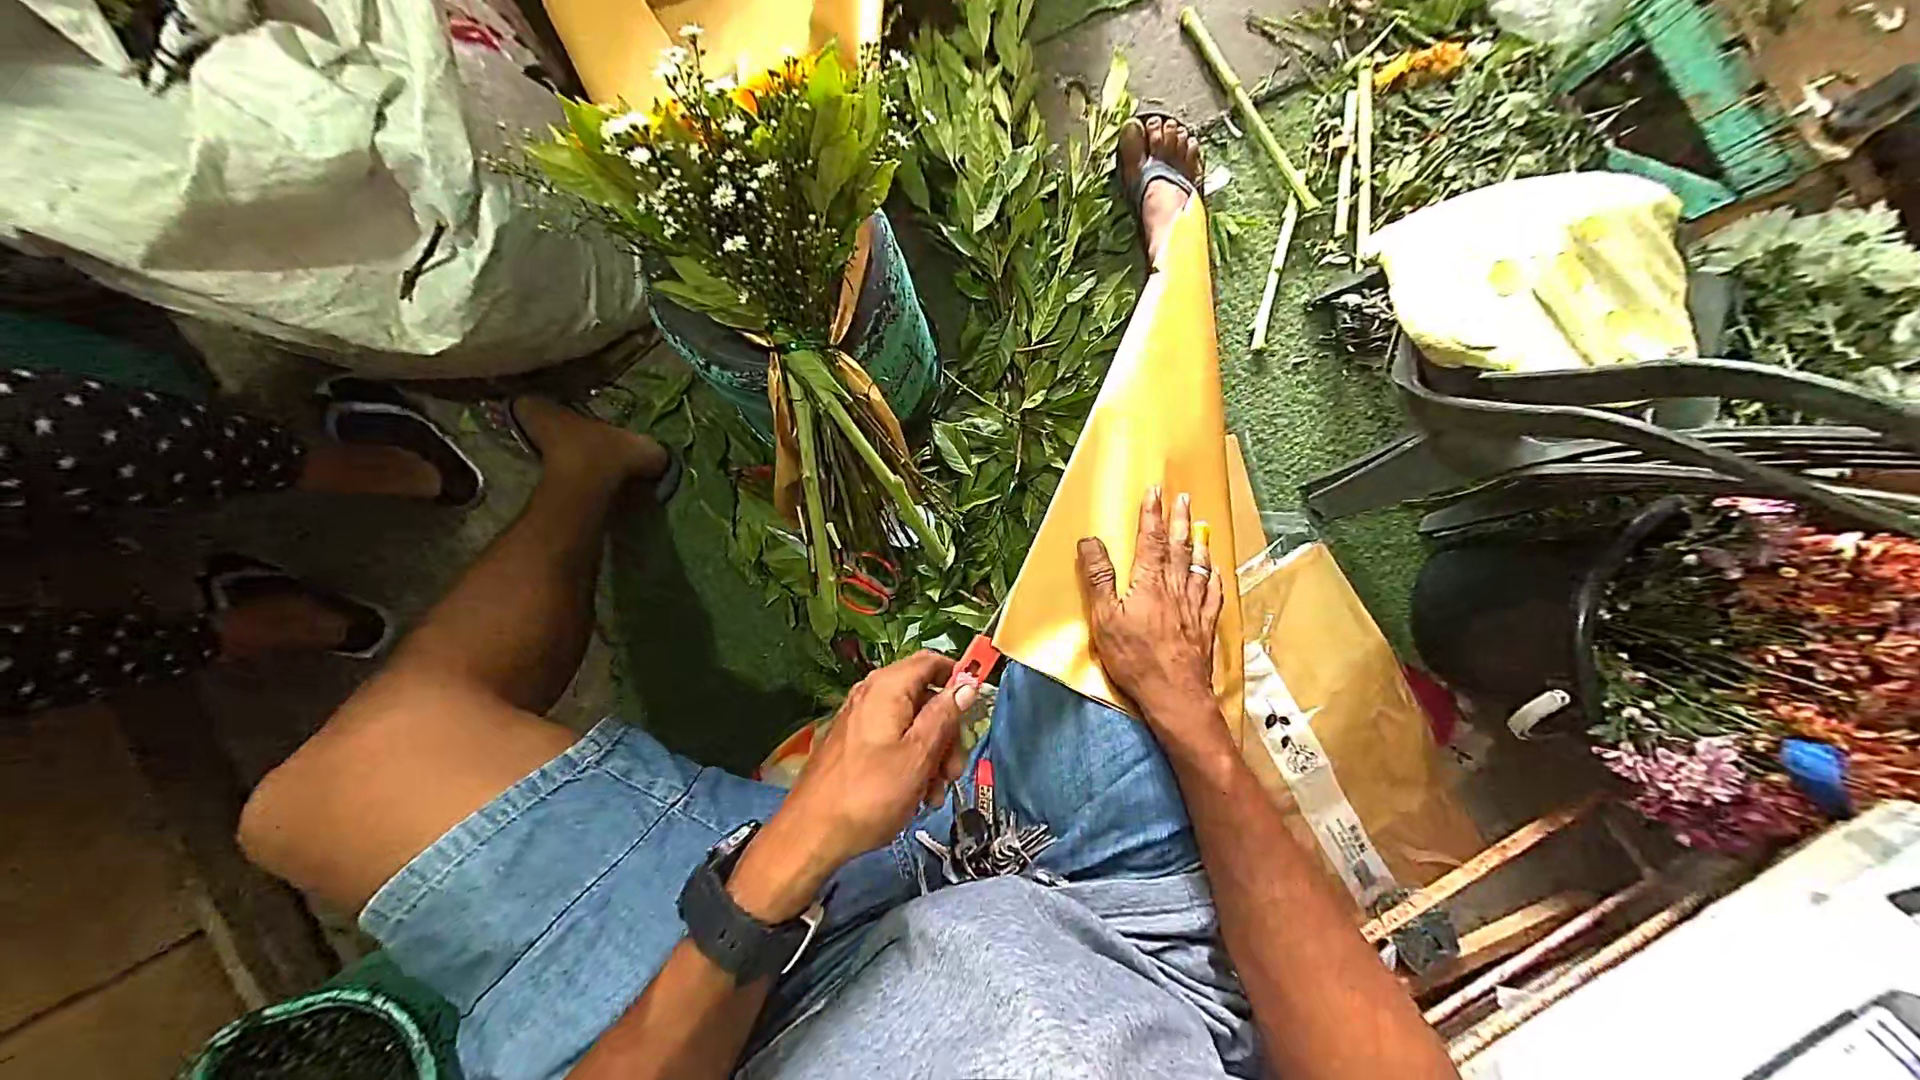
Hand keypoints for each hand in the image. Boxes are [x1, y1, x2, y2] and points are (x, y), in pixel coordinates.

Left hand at [732, 652, 974, 920]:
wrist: (811, 834)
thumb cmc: (870, 793)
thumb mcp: (919, 755)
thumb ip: (944, 716)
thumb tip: (966, 686)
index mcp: (888, 687)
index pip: (932, 661)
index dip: (959, 677)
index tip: (977, 708)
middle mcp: (873, 694)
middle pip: (926, 697)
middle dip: (948, 732)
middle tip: (952, 771)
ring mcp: (862, 718)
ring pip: (913, 723)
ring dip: (932, 754)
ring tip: (933, 792)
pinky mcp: (856, 742)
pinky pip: (894, 740)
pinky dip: (911, 761)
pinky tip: (916, 794)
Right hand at [1077, 487, 1225, 738]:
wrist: (1175, 694)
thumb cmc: (1135, 658)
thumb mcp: (1105, 618)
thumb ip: (1098, 578)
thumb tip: (1090, 542)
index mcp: (1149, 583)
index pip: (1151, 540)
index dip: (1151, 514)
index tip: (1154, 492)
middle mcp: (1175, 588)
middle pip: (1178, 547)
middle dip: (1178, 519)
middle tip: (1181, 498)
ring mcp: (1194, 606)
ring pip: (1198, 565)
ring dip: (1197, 541)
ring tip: (1199, 523)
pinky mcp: (1204, 625)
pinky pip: (1213, 593)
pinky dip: (1214, 577)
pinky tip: (1215, 570)